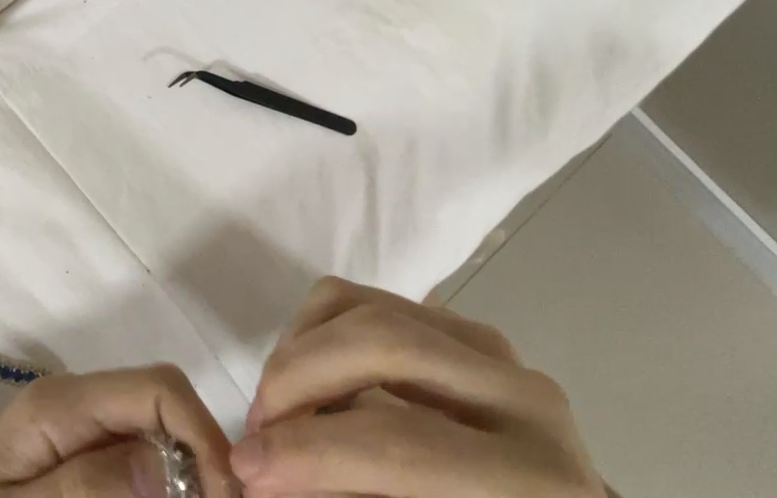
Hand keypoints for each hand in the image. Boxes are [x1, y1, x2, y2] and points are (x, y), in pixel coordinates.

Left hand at [0, 365, 236, 497]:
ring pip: (158, 432)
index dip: (205, 435)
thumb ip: (89, 485)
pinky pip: (135, 454)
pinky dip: (159, 484)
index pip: (159, 388)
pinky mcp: (80, 448)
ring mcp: (80, 423)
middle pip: (166, 406)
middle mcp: (78, 401)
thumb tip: (171, 461)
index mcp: (63, 405)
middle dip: (203, 459)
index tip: (226, 497)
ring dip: (185, 475)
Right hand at [231, 278, 605, 497]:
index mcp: (532, 478)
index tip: (245, 467)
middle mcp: (523, 396)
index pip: (398, 445)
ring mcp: (490, 351)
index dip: (308, 452)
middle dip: (296, 379)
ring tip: (278, 403)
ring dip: (299, 347)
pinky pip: (363, 299)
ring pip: (362, 306)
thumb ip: (341, 493)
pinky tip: (309, 379)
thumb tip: (256, 475)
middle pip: (380, 343)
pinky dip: (316, 328)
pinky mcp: (457, 329)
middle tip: (255, 424)